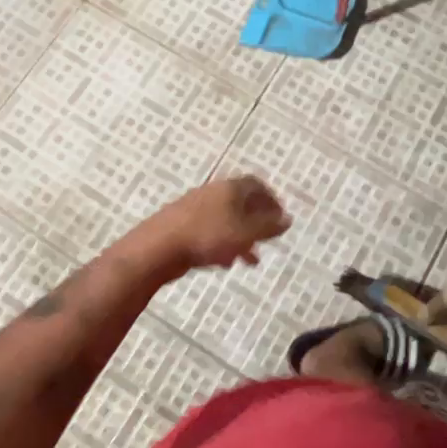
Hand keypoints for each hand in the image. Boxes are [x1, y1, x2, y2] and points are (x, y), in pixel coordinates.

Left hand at [149, 176, 292, 271]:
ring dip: (241, 236)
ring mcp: (195, 208)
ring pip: (226, 219)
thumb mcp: (245, 233)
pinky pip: (211, 232)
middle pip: (241, 202)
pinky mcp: (182, 226)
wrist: (158, 247)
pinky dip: (223, 243)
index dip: (271, 199)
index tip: (280, 217)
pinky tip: (226, 262)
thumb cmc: (208, 236)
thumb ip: (268, 227)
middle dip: (257, 221)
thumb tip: (288, 219)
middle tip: (268, 238)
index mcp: (230, 188)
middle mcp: (213, 192)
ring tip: (251, 258)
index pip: (256, 184)